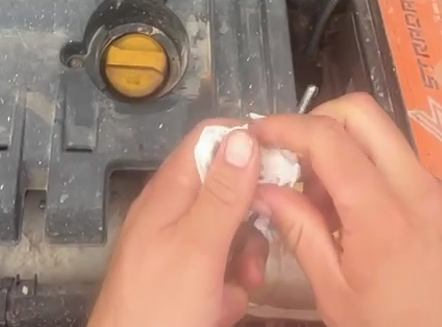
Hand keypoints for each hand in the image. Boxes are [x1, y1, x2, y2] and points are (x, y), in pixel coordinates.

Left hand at [88, 121, 269, 326]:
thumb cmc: (160, 306)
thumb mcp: (198, 246)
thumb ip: (223, 193)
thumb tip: (244, 134)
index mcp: (170, 191)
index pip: (208, 140)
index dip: (245, 142)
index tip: (281, 162)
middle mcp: (172, 212)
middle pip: (224, 187)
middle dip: (252, 211)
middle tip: (270, 233)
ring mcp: (176, 248)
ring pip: (227, 230)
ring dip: (246, 255)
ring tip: (247, 281)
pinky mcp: (184, 283)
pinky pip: (219, 268)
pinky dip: (230, 286)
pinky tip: (227, 307)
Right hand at [252, 93, 441, 326]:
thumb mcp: (336, 296)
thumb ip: (299, 231)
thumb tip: (264, 188)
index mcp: (384, 211)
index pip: (326, 136)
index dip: (284, 126)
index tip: (256, 135)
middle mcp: (417, 187)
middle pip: (361, 112)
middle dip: (317, 120)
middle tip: (291, 157)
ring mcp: (439, 194)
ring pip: (382, 135)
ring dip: (342, 145)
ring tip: (317, 196)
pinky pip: (400, 163)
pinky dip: (367, 166)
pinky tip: (350, 213)